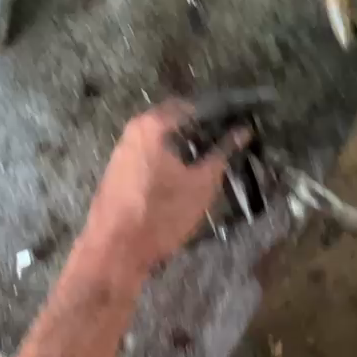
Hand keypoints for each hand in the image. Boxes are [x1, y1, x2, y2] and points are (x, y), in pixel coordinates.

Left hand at [79, 101, 248, 283]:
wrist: (114, 251)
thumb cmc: (160, 214)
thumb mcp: (201, 184)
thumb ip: (222, 153)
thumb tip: (242, 131)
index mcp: (152, 124)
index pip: (194, 106)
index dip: (220, 113)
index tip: (241, 122)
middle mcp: (134, 129)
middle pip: (176, 120)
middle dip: (203, 128)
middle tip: (230, 141)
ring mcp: (123, 149)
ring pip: (163, 137)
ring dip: (187, 144)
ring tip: (214, 157)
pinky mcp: (120, 169)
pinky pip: (152, 153)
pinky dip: (171, 156)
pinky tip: (188, 172)